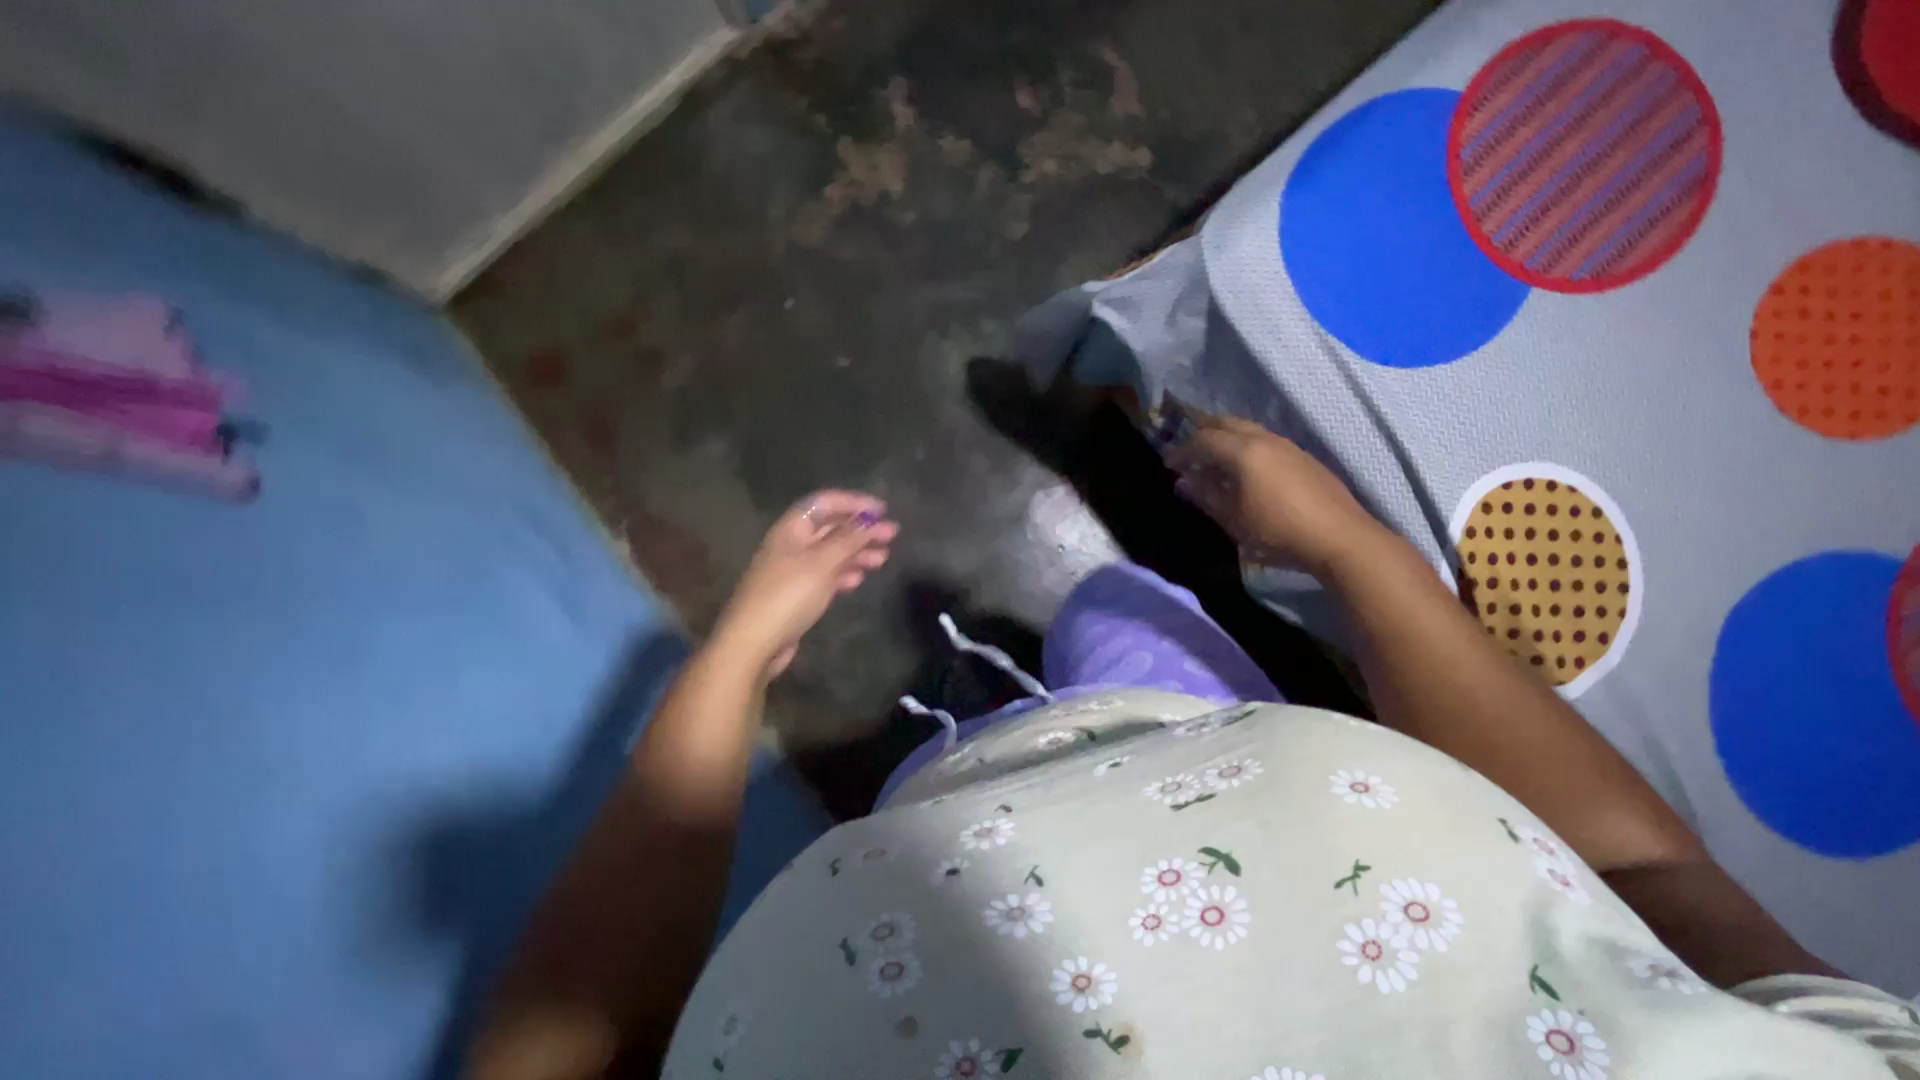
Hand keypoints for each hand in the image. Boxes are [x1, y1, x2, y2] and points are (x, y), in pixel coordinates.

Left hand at [711, 490, 898, 679]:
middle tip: (892, 535)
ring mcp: (793, 570)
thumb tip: (871, 521)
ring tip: (882, 559)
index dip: (854, 502)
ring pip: (831, 553)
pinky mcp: (797, 594)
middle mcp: (791, 544)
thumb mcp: (822, 562)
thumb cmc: (788, 595)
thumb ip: (849, 539)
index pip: (825, 502)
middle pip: (830, 528)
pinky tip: (858, 580)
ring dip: (857, 553)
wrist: (753, 642)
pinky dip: (844, 574)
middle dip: (861, 529)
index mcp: (792, 528)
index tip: (882, 510)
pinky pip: (825, 576)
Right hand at [1164, 412, 1387, 578]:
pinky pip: (1265, 441)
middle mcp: (1264, 439)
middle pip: (1226, 423)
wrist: (1339, 537)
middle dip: (1203, 433)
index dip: (1182, 450)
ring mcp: (1287, 445)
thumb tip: (1184, 481)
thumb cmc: (1277, 530)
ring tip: (1216, 462)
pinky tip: (1247, 471)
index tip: (1169, 465)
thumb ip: (1206, 496)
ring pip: (1248, 430)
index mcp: (1243, 451)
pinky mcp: (1303, 457)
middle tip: (1189, 453)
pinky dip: (1246, 447)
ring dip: (1227, 439)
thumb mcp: (1233, 519)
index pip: (1203, 439)